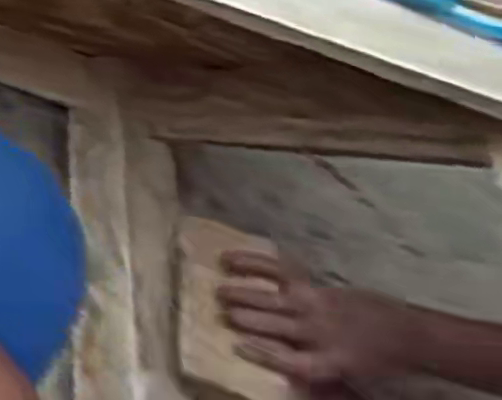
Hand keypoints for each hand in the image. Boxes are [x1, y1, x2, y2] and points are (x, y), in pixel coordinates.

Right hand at [217, 250, 413, 388]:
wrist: (414, 336)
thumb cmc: (379, 359)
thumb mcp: (355, 373)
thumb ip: (319, 368)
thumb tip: (286, 375)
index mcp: (333, 362)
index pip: (291, 362)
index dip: (261, 354)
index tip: (236, 346)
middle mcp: (319, 334)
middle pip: (269, 326)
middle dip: (239, 318)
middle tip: (223, 314)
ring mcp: (313, 305)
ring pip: (265, 299)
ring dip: (236, 294)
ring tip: (219, 292)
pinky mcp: (311, 284)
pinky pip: (273, 268)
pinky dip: (247, 262)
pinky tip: (227, 260)